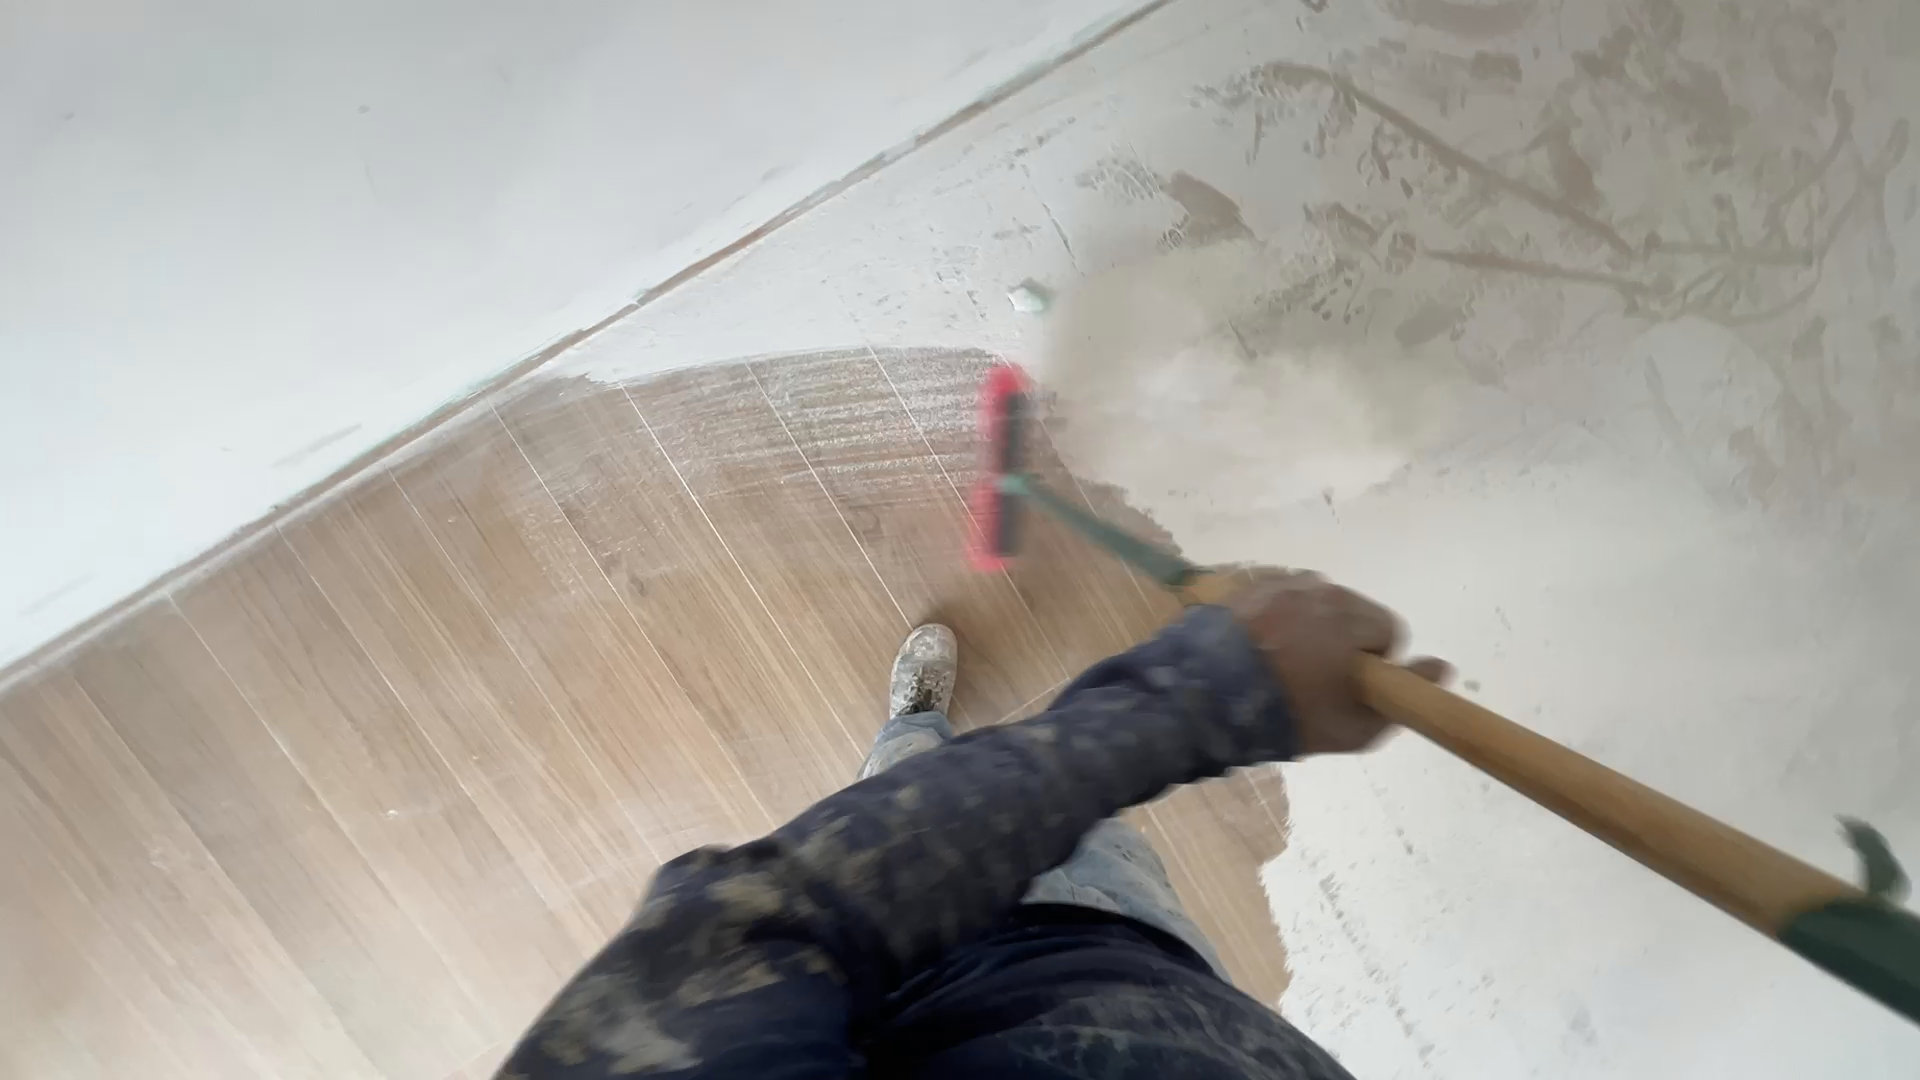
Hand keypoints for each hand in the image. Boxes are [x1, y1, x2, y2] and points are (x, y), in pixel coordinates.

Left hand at [1218, 567, 1450, 755]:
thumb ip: (1407, 696)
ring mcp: (1275, 583)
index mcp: (1349, 615)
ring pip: (1312, 603)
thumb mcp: (1356, 726)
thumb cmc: (1287, 714)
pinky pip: (1276, 599)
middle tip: (1310, 676)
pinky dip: (1275, 618)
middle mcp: (1316, 588)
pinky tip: (1257, 646)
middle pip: (1350, 611)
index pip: (1387, 630)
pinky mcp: (1242, 588)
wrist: (1204, 697)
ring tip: (1280, 661)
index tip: (1345, 685)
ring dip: (1308, 625)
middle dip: (1341, 640)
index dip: (1373, 662)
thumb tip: (1441, 666)